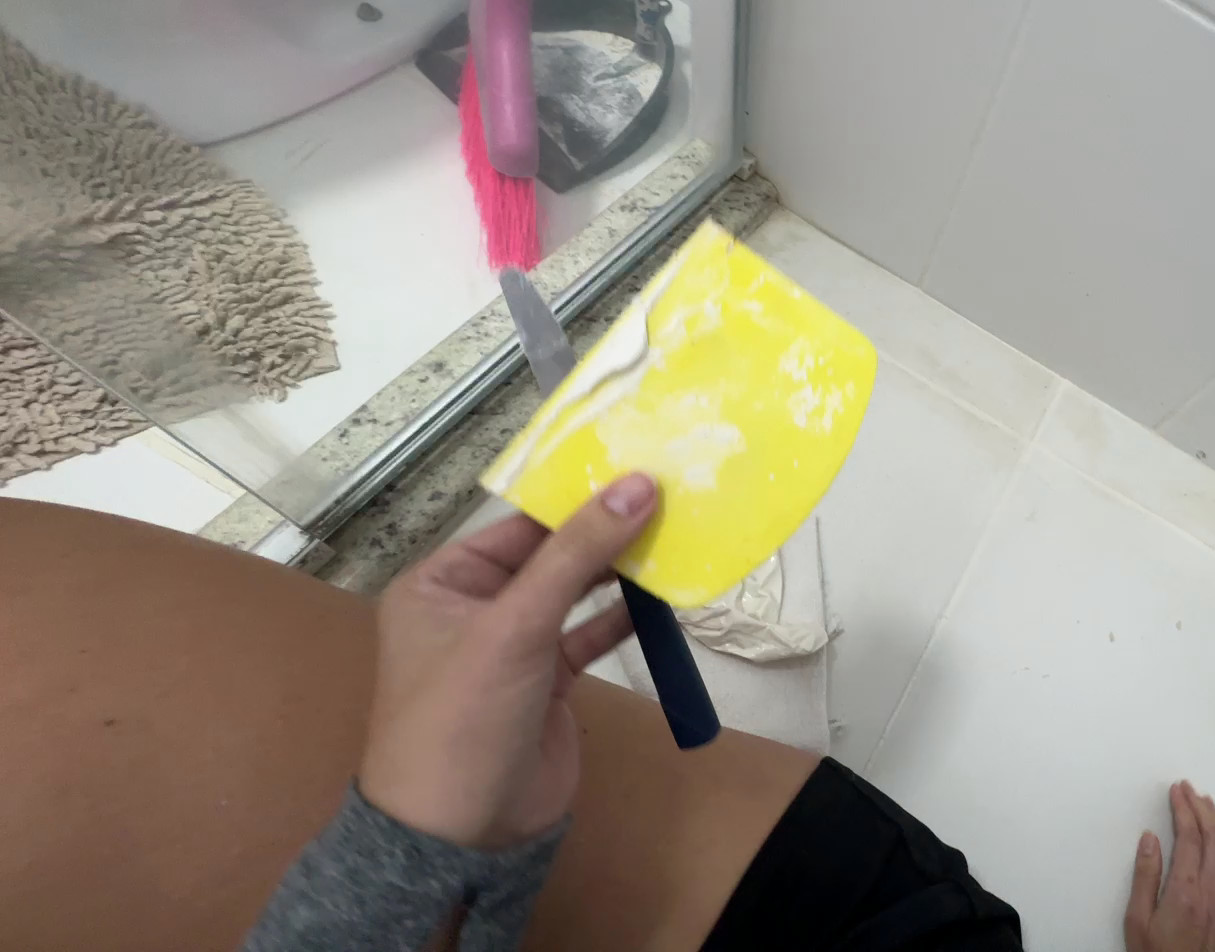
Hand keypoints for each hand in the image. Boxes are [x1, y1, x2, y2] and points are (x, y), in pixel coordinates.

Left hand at [358, 474, 657, 848]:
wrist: (463, 835)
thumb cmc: (467, 714)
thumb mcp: (517, 624)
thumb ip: (579, 552)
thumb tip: (640, 484)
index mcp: (444, 582)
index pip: (523, 524)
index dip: (581, 498)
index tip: (642, 471)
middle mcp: (478, 604)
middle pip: (555, 553)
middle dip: (609, 532)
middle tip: (672, 499)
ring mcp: (517, 641)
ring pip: (579, 589)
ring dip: (623, 570)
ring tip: (677, 538)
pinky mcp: (552, 674)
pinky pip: (594, 628)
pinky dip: (627, 613)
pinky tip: (665, 595)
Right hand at [1125, 781, 1214, 951]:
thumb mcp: (1137, 920)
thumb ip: (1145, 876)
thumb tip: (1150, 837)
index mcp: (1186, 891)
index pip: (1189, 837)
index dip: (1184, 808)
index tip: (1177, 790)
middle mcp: (1211, 894)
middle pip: (1213, 839)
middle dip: (1201, 809)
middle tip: (1190, 789)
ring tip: (1208, 805)